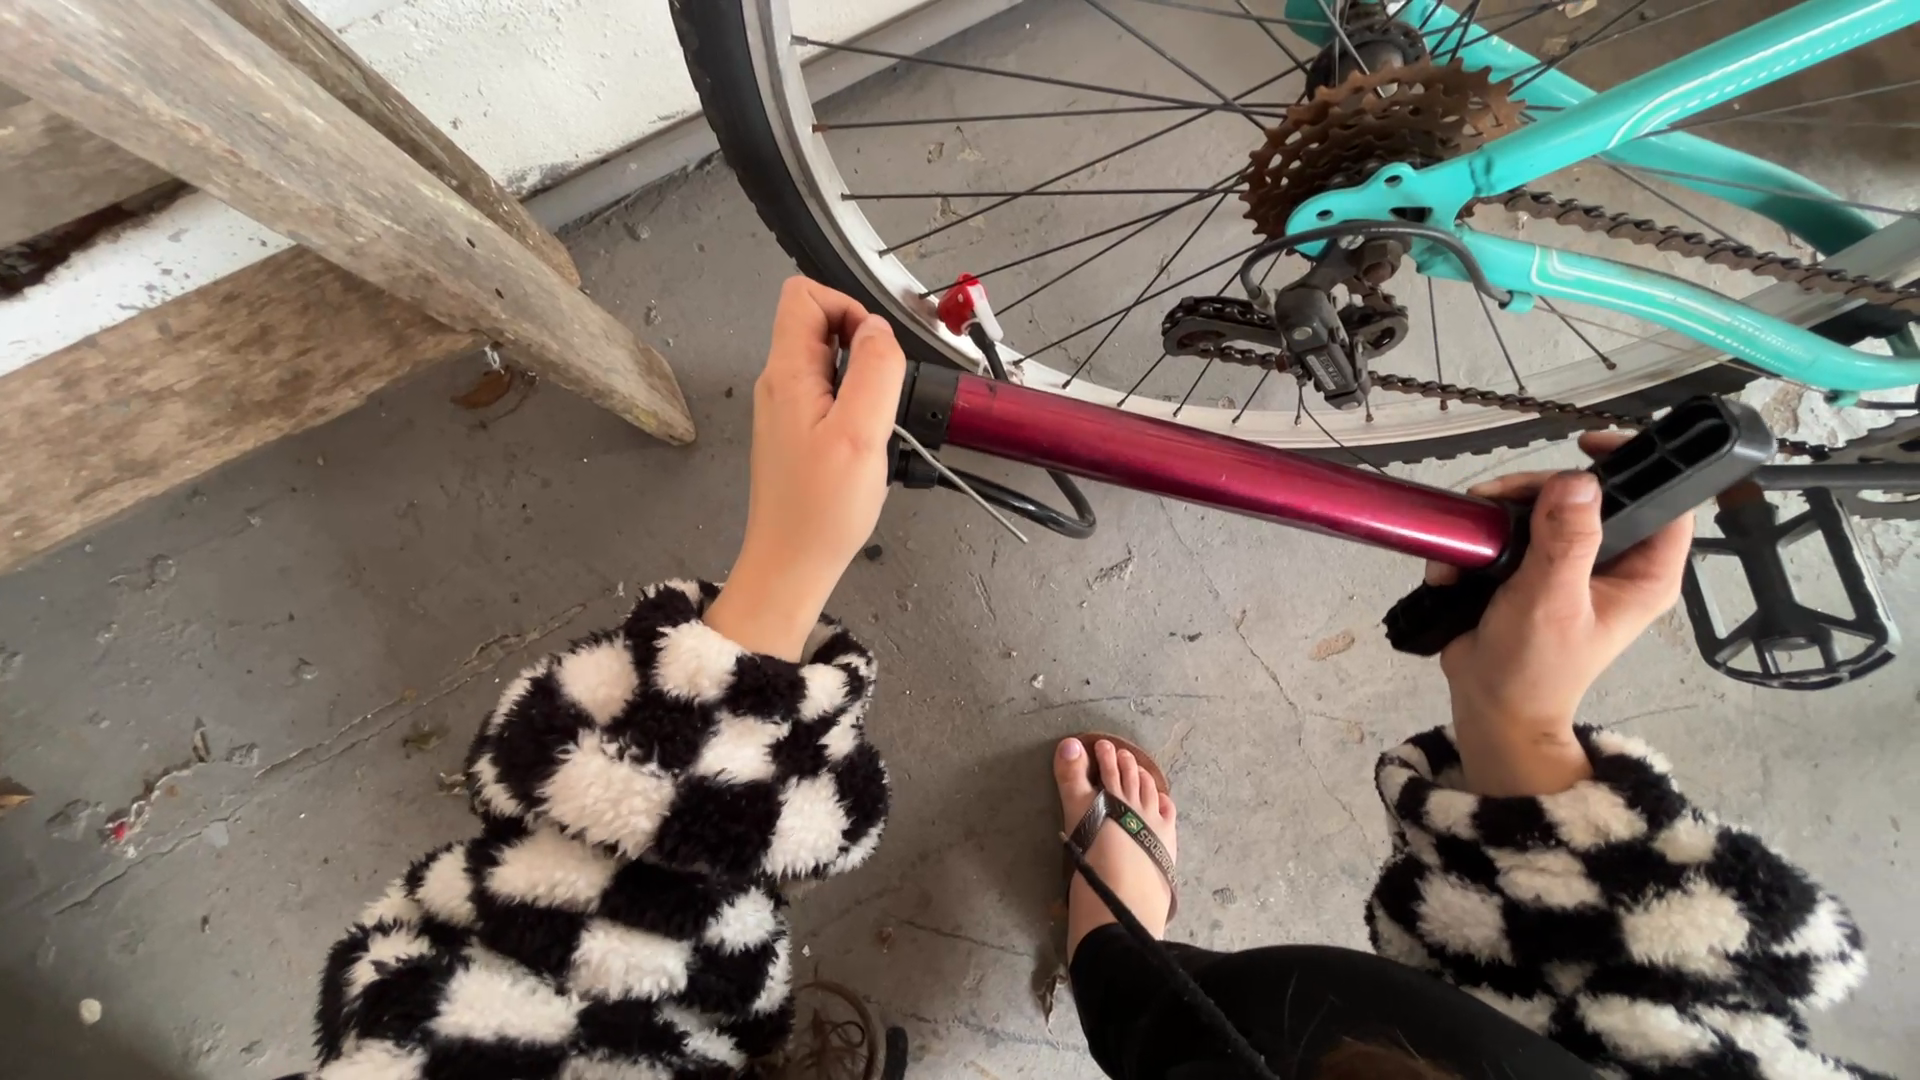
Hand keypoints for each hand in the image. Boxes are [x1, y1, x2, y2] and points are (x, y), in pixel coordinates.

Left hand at [703, 278, 905, 660]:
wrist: (792, 564)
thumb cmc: (823, 508)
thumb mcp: (861, 434)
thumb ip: (876, 372)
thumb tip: (880, 330)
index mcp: (787, 373)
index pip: (804, 295)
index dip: (847, 306)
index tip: (877, 350)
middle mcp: (779, 383)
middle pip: (817, 324)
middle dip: (861, 344)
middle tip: (882, 393)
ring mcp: (786, 409)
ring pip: (828, 361)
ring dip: (862, 378)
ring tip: (874, 422)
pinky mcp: (797, 433)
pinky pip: (829, 394)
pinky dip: (854, 404)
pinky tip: (864, 440)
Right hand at [1426, 432, 1693, 795]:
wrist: (1489, 704)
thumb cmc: (1535, 663)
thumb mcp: (1551, 600)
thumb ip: (1565, 541)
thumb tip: (1576, 480)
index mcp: (1640, 572)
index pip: (1661, 502)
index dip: (1638, 465)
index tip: (1586, 444)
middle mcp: (1606, 564)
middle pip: (1582, 500)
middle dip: (1533, 493)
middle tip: (1493, 496)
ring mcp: (1559, 569)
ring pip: (1534, 516)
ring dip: (1492, 521)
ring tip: (1464, 536)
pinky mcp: (1519, 576)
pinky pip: (1499, 541)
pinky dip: (1472, 548)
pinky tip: (1452, 568)